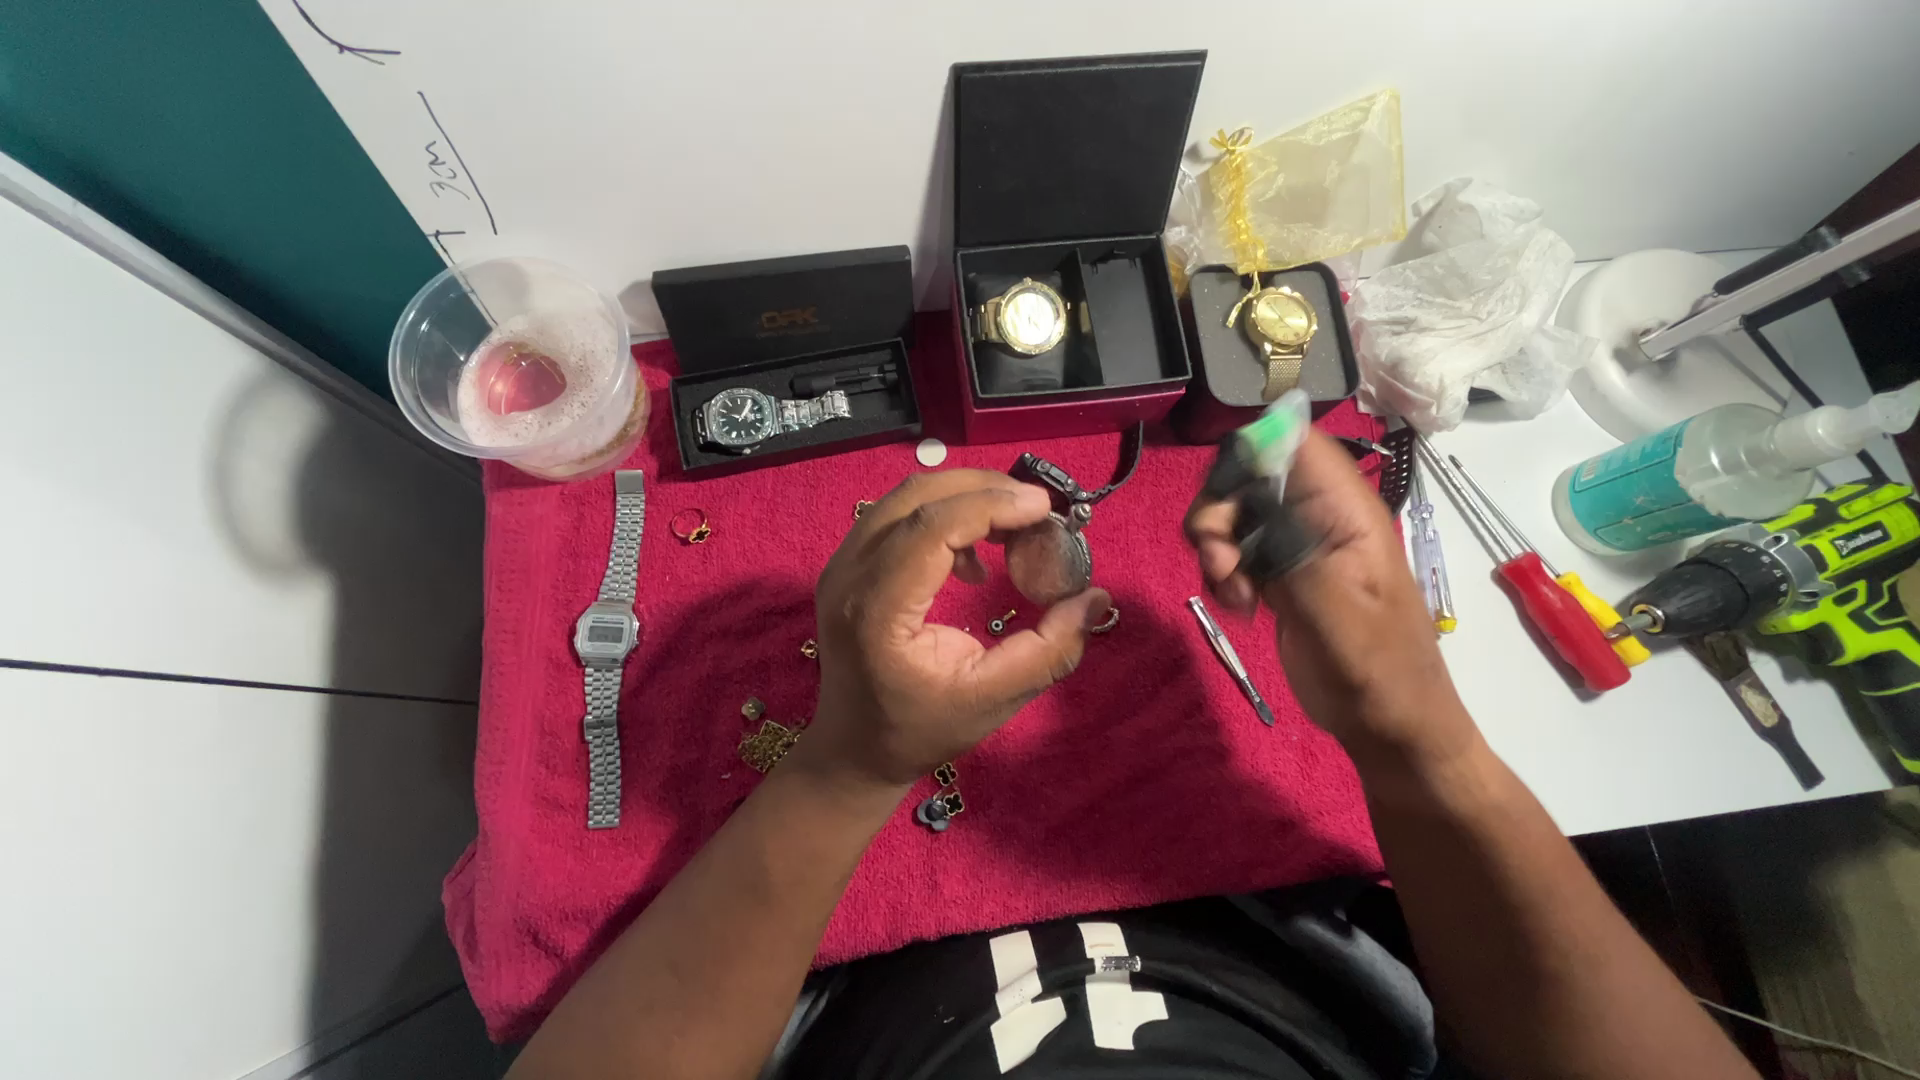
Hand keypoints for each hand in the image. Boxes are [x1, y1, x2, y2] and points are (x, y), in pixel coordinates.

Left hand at [803, 470, 1112, 788]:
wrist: (854, 747)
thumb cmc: (920, 730)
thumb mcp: (993, 702)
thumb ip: (1049, 651)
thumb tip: (1095, 597)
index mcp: (876, 611)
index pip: (931, 529)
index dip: (991, 506)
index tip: (1044, 508)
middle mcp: (849, 575)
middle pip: (918, 497)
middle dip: (984, 490)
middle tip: (1038, 511)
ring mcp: (841, 564)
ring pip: (907, 497)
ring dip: (966, 498)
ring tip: (1015, 526)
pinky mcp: (847, 563)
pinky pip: (898, 516)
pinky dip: (944, 517)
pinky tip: (973, 560)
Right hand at [1184, 431, 1474, 767]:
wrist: (1386, 728)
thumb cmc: (1378, 674)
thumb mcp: (1337, 616)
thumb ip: (1294, 551)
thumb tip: (1252, 492)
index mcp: (1347, 513)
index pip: (1294, 444)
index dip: (1250, 452)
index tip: (1224, 500)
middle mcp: (1317, 518)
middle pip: (1247, 477)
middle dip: (1219, 514)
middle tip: (1220, 563)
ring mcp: (1294, 546)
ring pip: (1232, 516)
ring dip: (1215, 550)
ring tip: (1235, 595)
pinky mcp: (1277, 574)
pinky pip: (1231, 553)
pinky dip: (1221, 575)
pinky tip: (1238, 608)